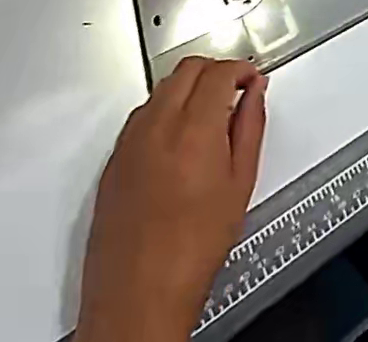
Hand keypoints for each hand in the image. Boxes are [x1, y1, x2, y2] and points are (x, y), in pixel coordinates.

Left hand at [77, 57, 267, 341]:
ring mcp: (129, 143)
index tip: (251, 77)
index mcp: (193, 131)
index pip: (218, 72)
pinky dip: (165, 108)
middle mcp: (156, 129)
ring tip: (211, 110)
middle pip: (187, 69)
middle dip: (215, 69)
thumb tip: (255, 93)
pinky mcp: (112, 160)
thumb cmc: (191, 251)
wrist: (140, 297)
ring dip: (189, 86)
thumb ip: (251, 125)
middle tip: (235, 86)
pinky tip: (181, 133)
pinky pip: (141, 114)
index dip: (241, 68)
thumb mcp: (241, 182)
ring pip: (162, 87)